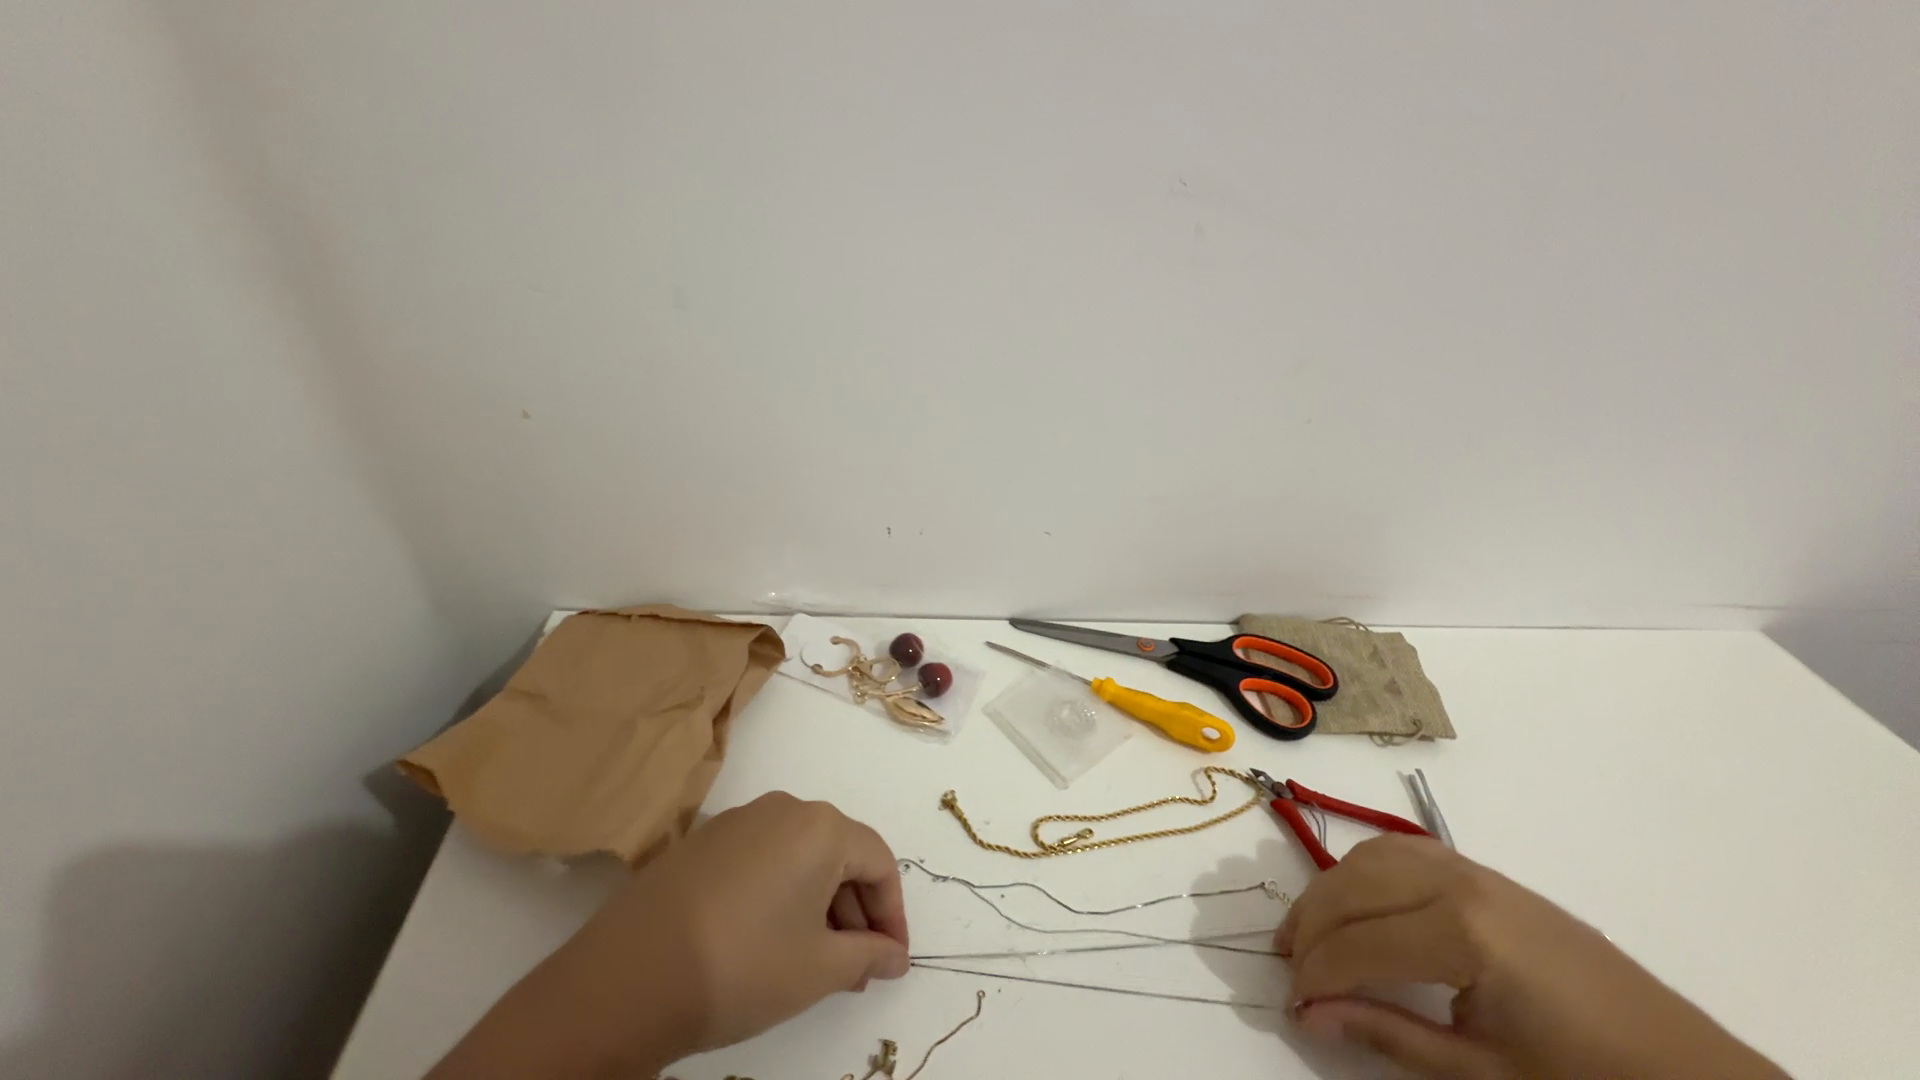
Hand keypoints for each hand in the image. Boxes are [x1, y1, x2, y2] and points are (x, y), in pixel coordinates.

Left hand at [430, 793, 909, 1078]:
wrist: (629, 977)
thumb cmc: (745, 966)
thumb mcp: (820, 969)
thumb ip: (869, 956)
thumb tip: (895, 955)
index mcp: (821, 828)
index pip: (879, 863)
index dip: (893, 914)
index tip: (892, 960)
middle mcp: (782, 809)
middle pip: (839, 854)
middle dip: (855, 912)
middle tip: (856, 968)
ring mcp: (736, 822)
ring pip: (798, 857)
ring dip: (818, 905)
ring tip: (814, 961)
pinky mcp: (700, 843)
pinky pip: (761, 860)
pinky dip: (779, 895)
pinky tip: (768, 940)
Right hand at [1277, 835, 1787, 1079]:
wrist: (1684, 1067)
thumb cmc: (1583, 1079)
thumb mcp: (1480, 1073)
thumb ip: (1386, 1034)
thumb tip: (1308, 1015)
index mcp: (1462, 934)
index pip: (1356, 946)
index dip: (1315, 977)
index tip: (1292, 1007)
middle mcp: (1460, 883)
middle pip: (1351, 888)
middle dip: (1309, 927)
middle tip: (1289, 970)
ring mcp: (1476, 871)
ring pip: (1371, 858)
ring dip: (1331, 892)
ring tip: (1311, 935)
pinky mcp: (1489, 875)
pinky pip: (1404, 852)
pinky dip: (1365, 872)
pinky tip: (1359, 905)